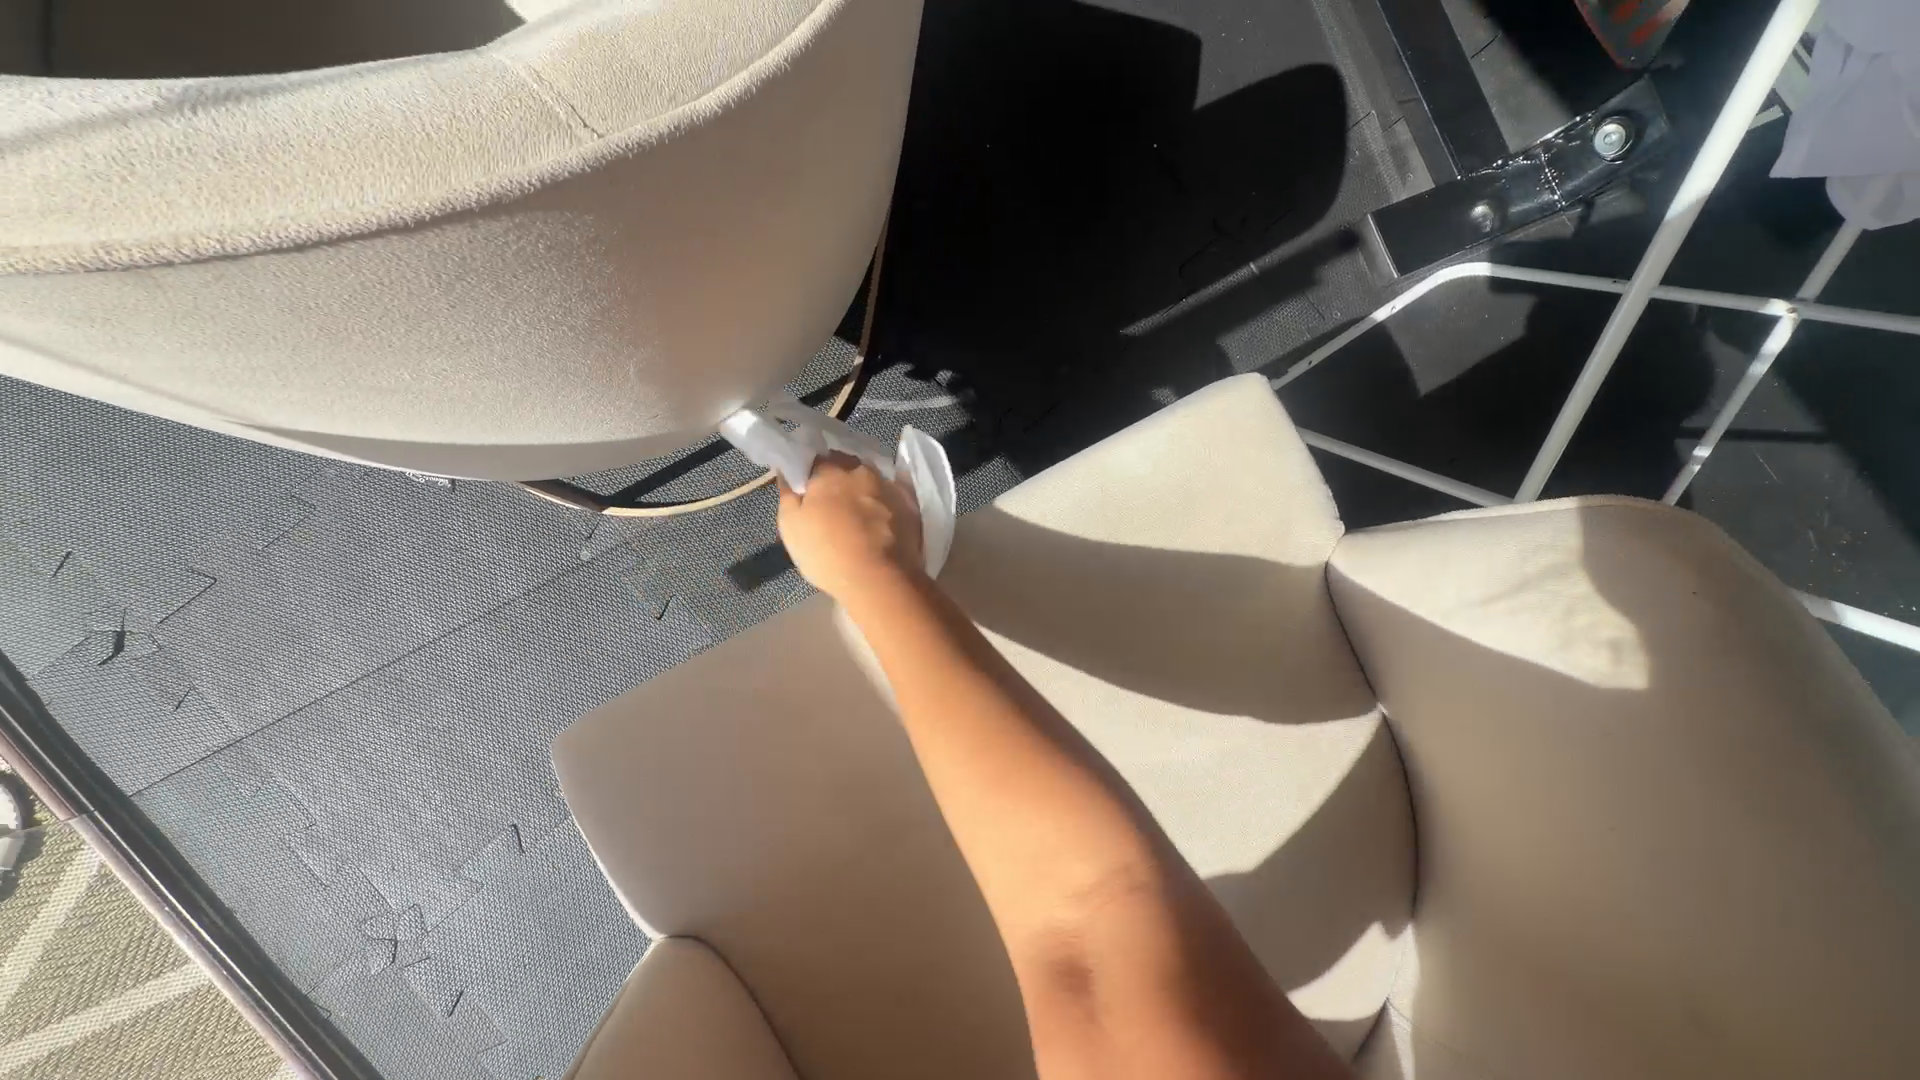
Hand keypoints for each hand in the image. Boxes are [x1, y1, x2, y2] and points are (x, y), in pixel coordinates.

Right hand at [777, 453, 925, 602]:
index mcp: (830, 470)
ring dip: (863, 492)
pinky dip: (885, 505)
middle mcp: (863, 471)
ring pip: (871, 482)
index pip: (816, 459)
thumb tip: (787, 474)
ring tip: (857, 517)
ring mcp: (890, 487)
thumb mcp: (791, 526)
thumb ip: (788, 495)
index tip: (807, 493)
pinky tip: (881, 521)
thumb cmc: (827, 552)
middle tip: (831, 506)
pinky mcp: (911, 506)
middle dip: (838, 480)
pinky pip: (894, 498)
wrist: (880, 579)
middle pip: (847, 467)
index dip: (810, 475)